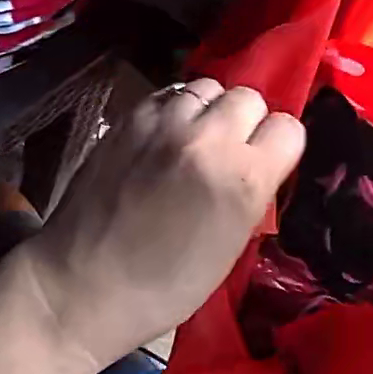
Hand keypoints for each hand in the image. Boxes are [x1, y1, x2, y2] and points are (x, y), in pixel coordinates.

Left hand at [19, 78, 304, 367]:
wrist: (84, 284)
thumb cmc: (166, 286)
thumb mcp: (231, 246)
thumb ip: (253, 192)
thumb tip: (258, 163)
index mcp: (243, 179)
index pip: (288, 129)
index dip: (278, 146)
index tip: (266, 163)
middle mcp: (208, 139)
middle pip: (249, 98)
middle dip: (246, 122)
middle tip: (227, 151)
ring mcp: (164, 124)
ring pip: (208, 87)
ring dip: (209, 110)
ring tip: (194, 139)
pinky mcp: (129, 119)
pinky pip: (169, 94)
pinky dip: (175, 110)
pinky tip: (164, 137)